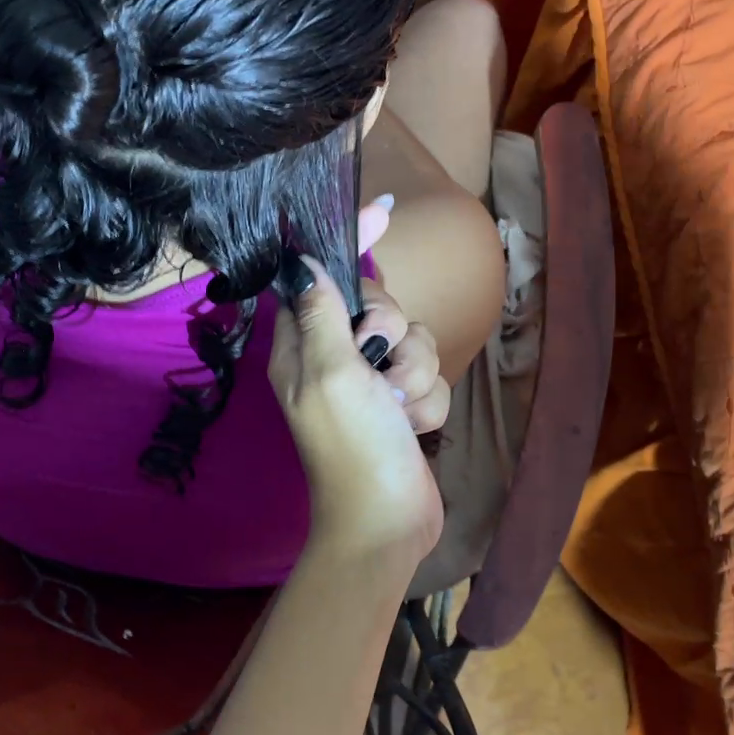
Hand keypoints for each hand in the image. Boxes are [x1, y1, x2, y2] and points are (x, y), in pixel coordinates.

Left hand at [270, 256, 442, 563]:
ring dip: (414, 373)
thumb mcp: (330, 374)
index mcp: (303, 347)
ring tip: (397, 408)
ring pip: (414, 340)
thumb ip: (320, 314)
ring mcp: (373, 383)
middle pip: (379, 306)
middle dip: (392, 332)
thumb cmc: (352, 448)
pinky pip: (429, 377)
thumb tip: (304, 261)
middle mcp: (336, 359)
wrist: (387, 522)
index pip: (323, 276)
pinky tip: (411, 428)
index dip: (350, 243)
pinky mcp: (402, 405)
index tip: (381, 212)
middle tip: (379, 363)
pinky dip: (425, 403)